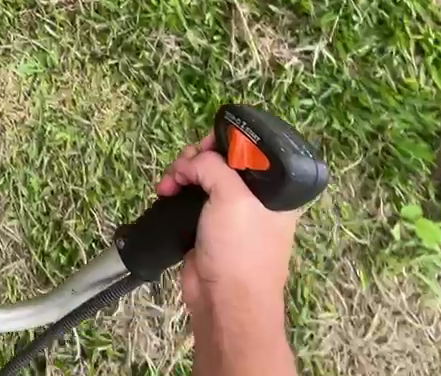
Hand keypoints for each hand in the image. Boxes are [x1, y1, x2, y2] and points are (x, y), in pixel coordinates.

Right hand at [155, 132, 299, 375]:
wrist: (225, 298)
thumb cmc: (239, 246)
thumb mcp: (233, 196)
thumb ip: (213, 166)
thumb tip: (191, 163)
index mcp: (275, 191)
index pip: (250, 150)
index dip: (225, 142)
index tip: (204, 146)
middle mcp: (254, 197)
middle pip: (220, 159)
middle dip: (196, 157)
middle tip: (185, 167)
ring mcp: (229, 210)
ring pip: (200, 173)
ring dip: (181, 171)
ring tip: (170, 182)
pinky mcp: (207, 220)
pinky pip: (190, 191)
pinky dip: (175, 185)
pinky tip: (165, 190)